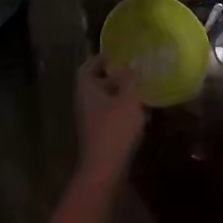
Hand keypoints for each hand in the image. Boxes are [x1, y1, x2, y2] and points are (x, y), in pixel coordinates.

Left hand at [75, 55, 145, 184]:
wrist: (104, 168)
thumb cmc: (115, 128)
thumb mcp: (127, 100)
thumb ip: (130, 80)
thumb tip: (131, 63)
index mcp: (86, 90)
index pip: (87, 67)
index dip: (98, 59)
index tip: (113, 54)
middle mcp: (84, 103)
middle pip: (95, 84)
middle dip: (112, 76)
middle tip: (130, 70)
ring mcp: (90, 120)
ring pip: (103, 100)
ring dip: (118, 94)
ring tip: (139, 90)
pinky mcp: (98, 134)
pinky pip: (108, 115)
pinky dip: (121, 109)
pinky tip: (138, 113)